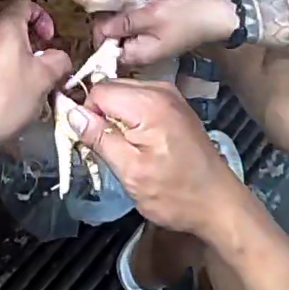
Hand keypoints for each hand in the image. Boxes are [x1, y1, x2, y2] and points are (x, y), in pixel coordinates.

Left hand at [0, 0, 73, 156]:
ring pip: (8, 51)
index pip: (25, 5)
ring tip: (36, 87)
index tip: (51, 39)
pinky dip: (11, 78)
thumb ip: (59, 61)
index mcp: (6, 28)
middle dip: (38, 45)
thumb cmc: (6, 97)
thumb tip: (60, 58)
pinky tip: (16, 101)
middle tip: (48, 65)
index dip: (43, 17)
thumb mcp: (44, 77)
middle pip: (17, 29)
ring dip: (26, 64)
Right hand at [66, 80, 248, 238]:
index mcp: (148, 102)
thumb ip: (100, 138)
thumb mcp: (131, 171)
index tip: (84, 141)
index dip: (85, 113)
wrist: (218, 201)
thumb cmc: (175, 193)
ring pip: (124, 93)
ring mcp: (170, 95)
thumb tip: (71, 112)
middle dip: (99, 114)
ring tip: (119, 149)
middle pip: (111, 88)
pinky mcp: (175, 105)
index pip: (99, 90)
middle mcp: (160, 89)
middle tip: (100, 148)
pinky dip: (130, 117)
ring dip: (114, 116)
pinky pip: (140, 100)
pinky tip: (135, 143)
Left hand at [91, 0, 239, 66]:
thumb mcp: (152, 16)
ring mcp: (146, 27)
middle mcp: (138, 42)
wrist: (218, 10)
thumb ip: (124, 23)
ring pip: (123, 10)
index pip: (106, 46)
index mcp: (137, 51)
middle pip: (112, 26)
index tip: (104, 7)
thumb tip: (100, 30)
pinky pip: (137, 3)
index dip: (101, 26)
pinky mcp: (153, 13)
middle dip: (115, 3)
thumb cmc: (186, 16)